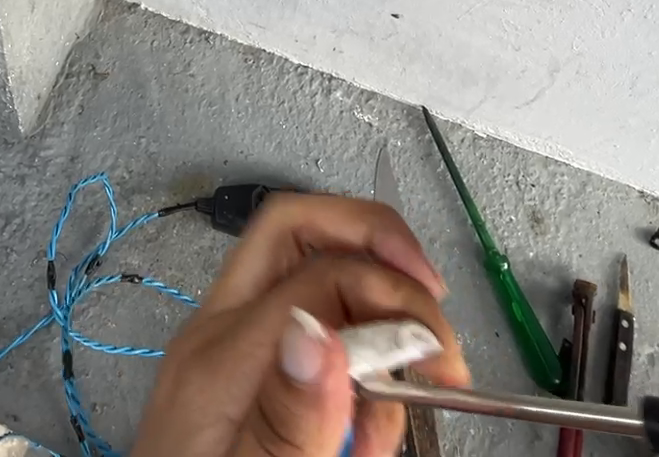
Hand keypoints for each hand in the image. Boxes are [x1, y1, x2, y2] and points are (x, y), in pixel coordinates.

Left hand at [129, 193, 467, 456]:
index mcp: (221, 354)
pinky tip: (370, 428)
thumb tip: (319, 333)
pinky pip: (302, 327)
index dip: (387, 293)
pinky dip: (353, 361)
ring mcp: (226, 346)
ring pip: (306, 272)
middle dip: (373, 243)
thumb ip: (288, 419)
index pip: (313, 274)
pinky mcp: (239, 374)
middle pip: (292, 231)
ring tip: (412, 391)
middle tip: (433, 311)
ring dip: (373, 310)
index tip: (440, 357)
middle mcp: (219, 330)